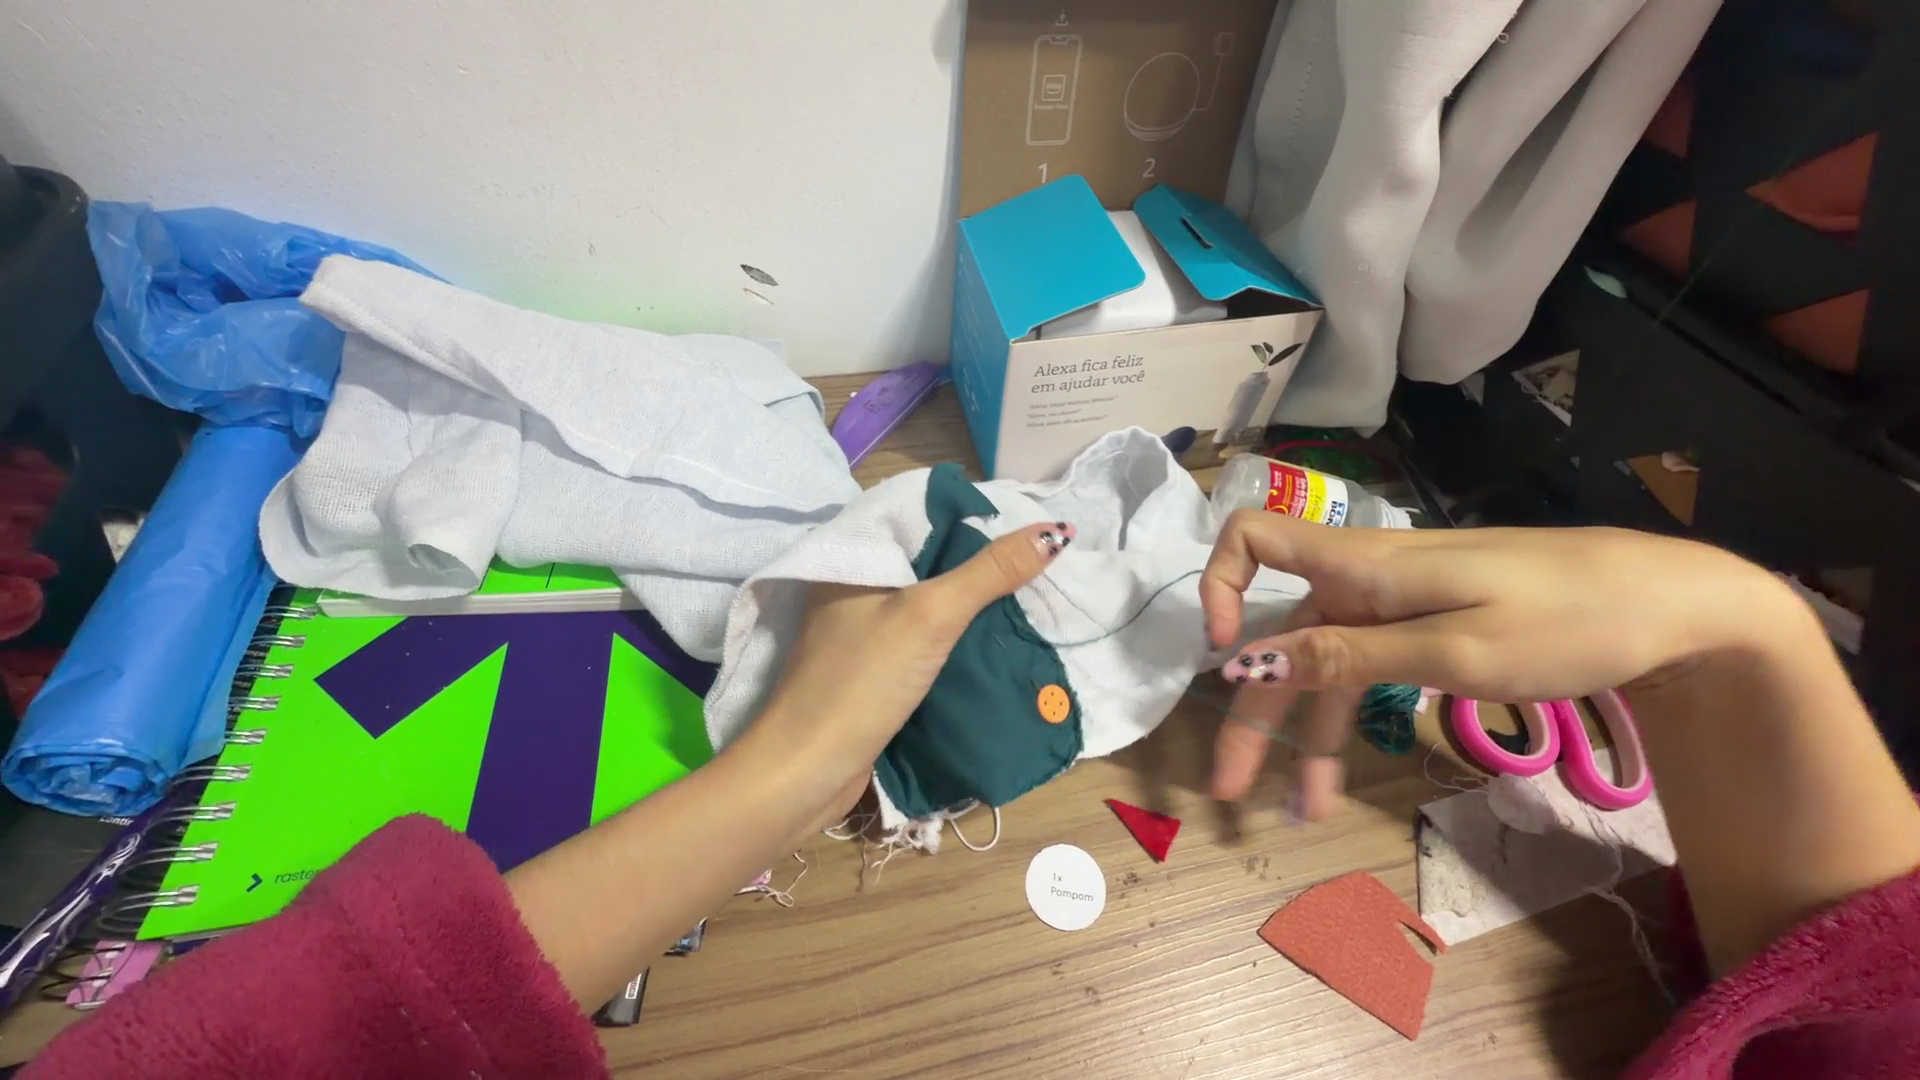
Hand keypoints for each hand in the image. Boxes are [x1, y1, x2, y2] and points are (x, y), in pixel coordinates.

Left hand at [748, 521, 1075, 824]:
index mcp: (851, 555)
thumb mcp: (931, 615)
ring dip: (969, 598)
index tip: (1026, 520)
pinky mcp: (871, 664)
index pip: (918, 513)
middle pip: (926, 557)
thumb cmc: (862, 681)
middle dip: (978, 559)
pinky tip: (992, 632)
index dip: (972, 514)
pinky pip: (922, 633)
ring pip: (926, 598)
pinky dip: (954, 631)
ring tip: (1028, 588)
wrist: (807, 770)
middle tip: (1039, 556)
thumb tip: (1057, 531)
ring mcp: (859, 626)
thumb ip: (990, 572)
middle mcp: (851, 583)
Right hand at [1200, 512, 1809, 814]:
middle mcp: (1359, 582)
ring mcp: (1388, 608)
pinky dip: (1344, 724)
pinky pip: (1360, 676)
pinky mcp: (1417, 630)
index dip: (1219, 582)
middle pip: (1278, 635)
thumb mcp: (1454, 650)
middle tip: (1226, 787)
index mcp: (1359, 566)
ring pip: (1319, 668)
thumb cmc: (1566, 618)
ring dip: (1299, 735)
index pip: (1252, 536)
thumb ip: (1344, 656)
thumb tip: (1246, 663)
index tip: (1223, 650)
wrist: (1676, 606)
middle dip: (1250, 710)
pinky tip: (1338, 779)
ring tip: (1295, 809)